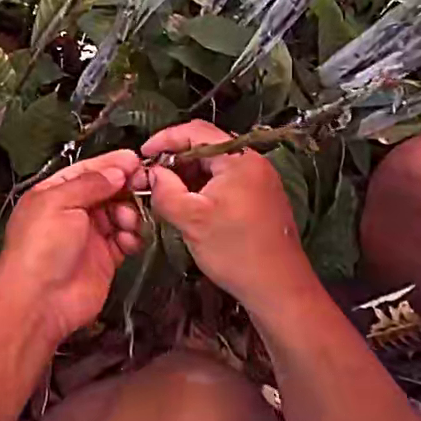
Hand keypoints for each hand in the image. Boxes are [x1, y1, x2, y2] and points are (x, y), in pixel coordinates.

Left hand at [0, 151, 144, 342]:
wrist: (40, 298)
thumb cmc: (38, 249)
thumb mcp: (58, 202)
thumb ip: (89, 184)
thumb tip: (115, 171)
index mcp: (53, 193)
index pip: (86, 171)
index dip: (110, 164)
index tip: (134, 159)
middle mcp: (71, 212)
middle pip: (106, 191)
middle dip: (126, 187)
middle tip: (144, 185)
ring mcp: (88, 235)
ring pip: (119, 214)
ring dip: (130, 213)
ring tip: (128, 219)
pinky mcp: (104, 258)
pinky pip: (125, 240)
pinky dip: (132, 237)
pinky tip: (130, 239)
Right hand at [137, 122, 314, 311]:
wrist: (278, 289)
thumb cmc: (234, 251)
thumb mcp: (190, 218)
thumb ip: (165, 189)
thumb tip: (152, 173)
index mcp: (240, 160)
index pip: (195, 131)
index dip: (164, 139)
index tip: (142, 155)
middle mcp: (253, 163)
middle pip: (205, 145)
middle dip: (174, 158)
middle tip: (150, 175)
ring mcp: (259, 180)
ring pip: (213, 163)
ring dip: (186, 172)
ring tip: (165, 190)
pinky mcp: (259, 197)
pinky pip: (223, 178)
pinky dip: (201, 184)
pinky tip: (187, 202)